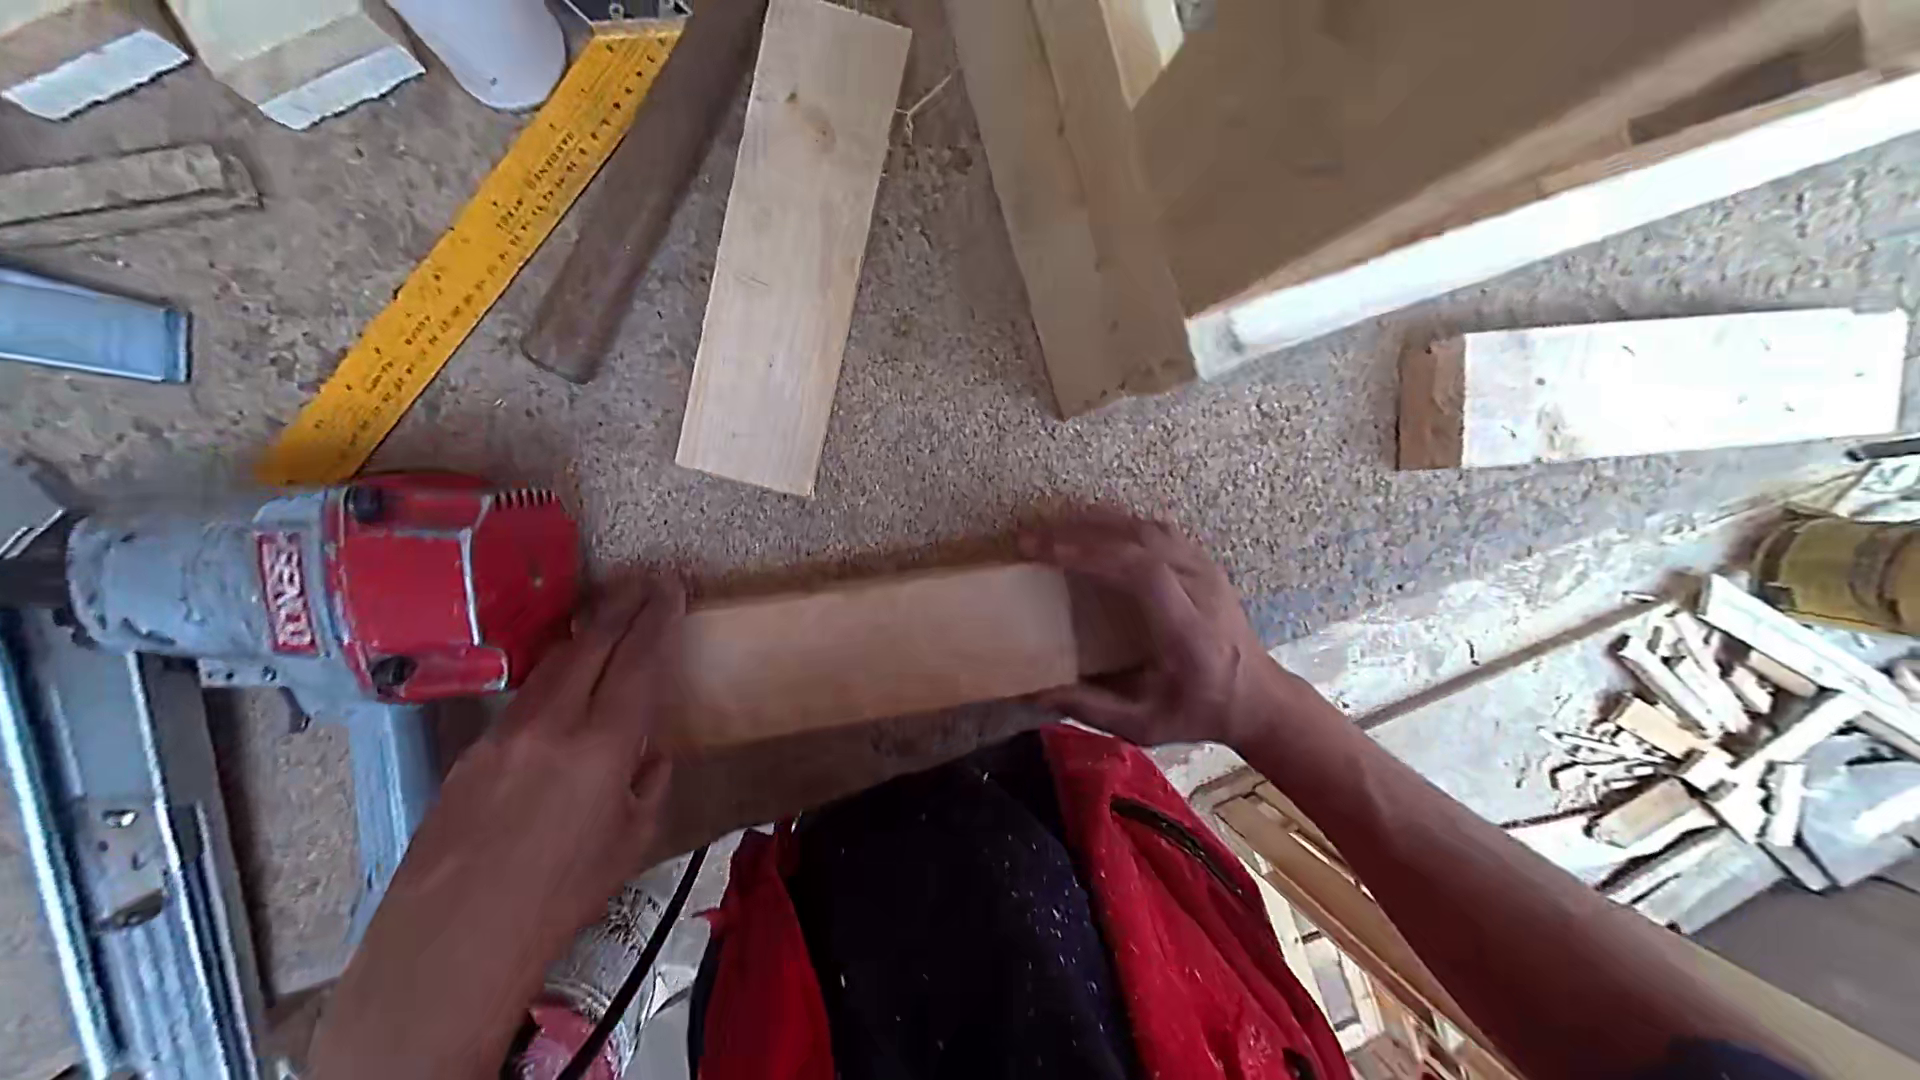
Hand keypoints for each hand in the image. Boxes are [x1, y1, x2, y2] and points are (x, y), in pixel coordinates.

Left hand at [310, 575, 684, 1079]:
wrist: (448, 947)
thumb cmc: (560, 898)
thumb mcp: (632, 840)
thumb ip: (649, 781)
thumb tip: (648, 752)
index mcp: (602, 748)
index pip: (639, 661)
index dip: (660, 618)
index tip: (674, 587)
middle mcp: (551, 725)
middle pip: (591, 643)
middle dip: (624, 603)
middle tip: (648, 577)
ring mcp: (504, 733)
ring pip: (554, 661)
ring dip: (588, 629)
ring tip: (611, 607)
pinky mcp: (472, 749)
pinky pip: (527, 694)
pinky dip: (557, 669)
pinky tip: (567, 673)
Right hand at [1020, 513, 1299, 748]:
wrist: (1257, 698)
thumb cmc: (1199, 712)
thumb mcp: (1144, 726)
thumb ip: (1090, 708)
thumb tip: (1036, 689)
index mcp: (1189, 631)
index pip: (1144, 572)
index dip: (1093, 554)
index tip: (1046, 552)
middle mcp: (1202, 589)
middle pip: (1142, 539)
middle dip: (1081, 532)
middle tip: (1033, 537)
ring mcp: (1207, 570)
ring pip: (1149, 527)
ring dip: (1097, 521)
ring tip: (1053, 526)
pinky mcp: (1204, 562)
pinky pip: (1157, 529)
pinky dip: (1119, 522)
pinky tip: (1091, 528)